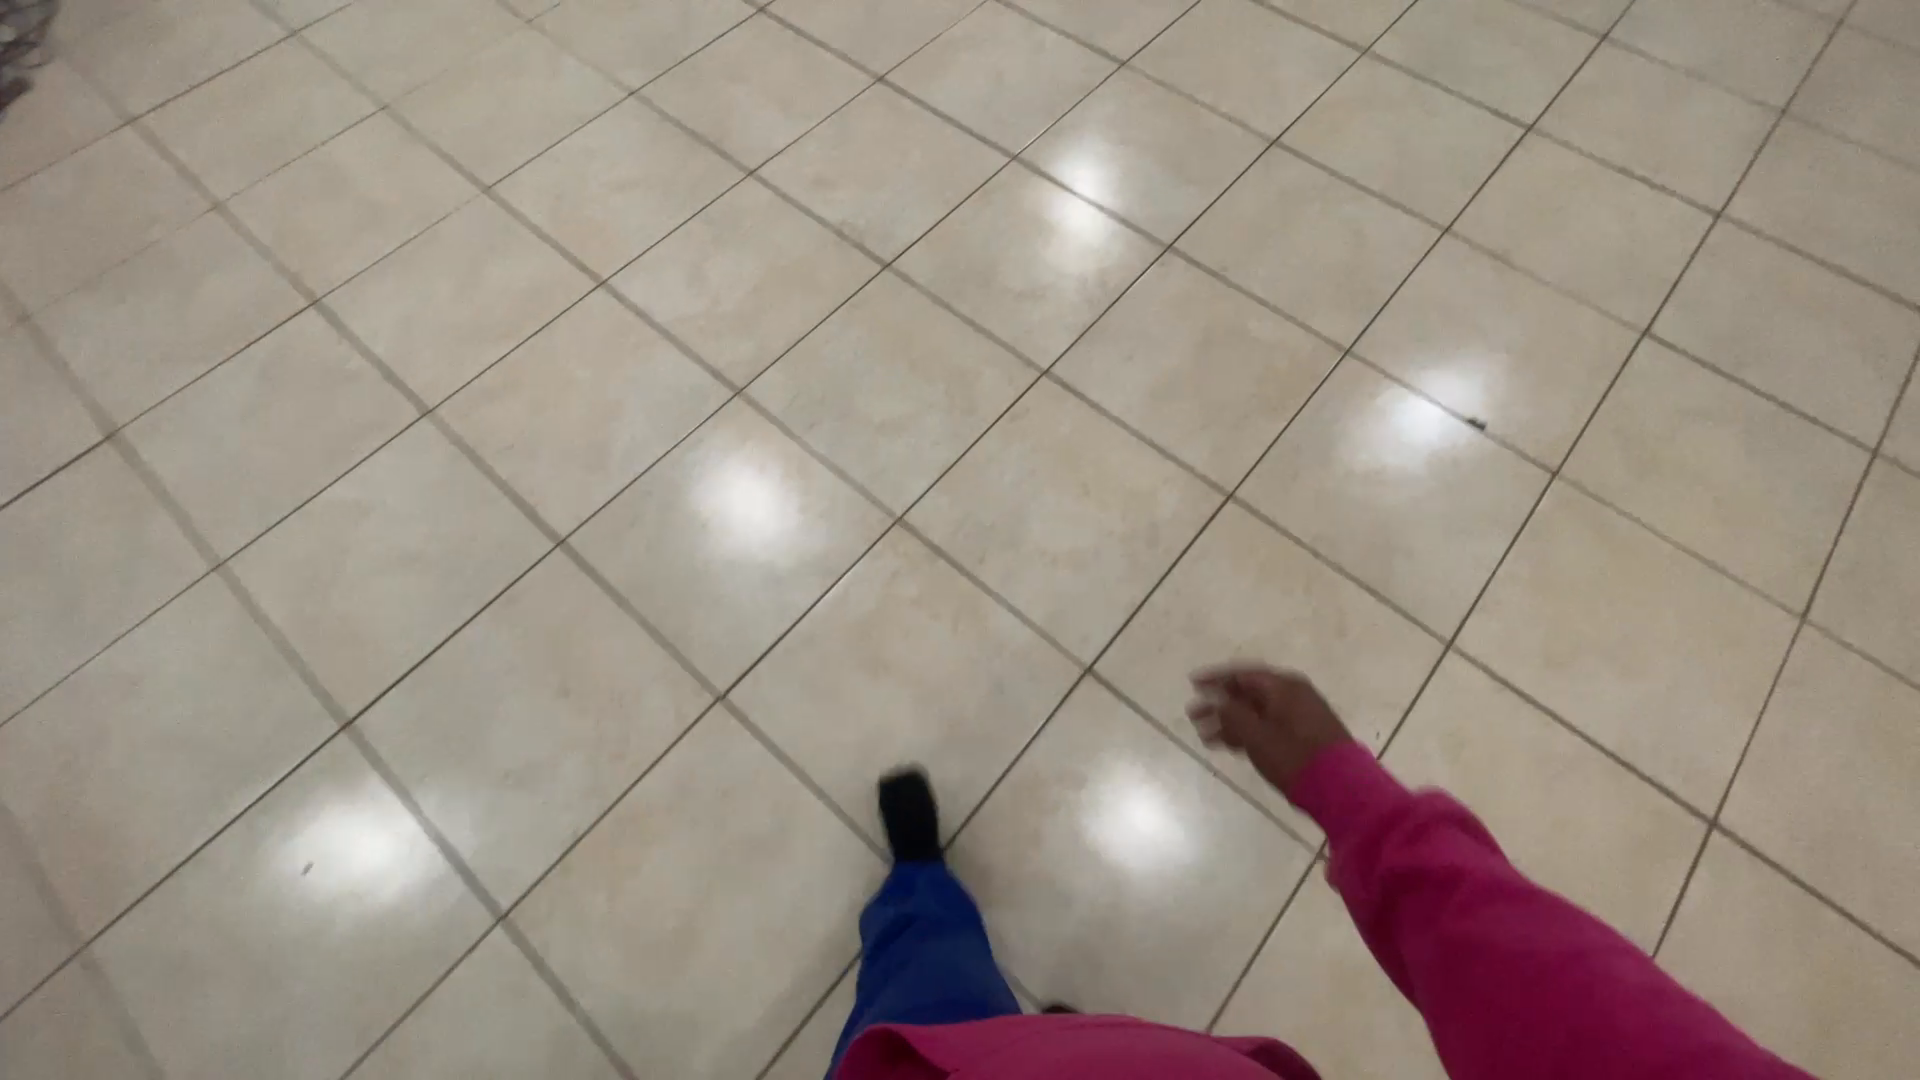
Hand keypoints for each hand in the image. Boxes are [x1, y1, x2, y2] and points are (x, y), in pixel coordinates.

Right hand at [1186, 662, 1350, 794]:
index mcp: (1282, 686)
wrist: (1342, 789)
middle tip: (1194, 714)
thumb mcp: (1255, 734)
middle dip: (1219, 704)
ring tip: (1204, 735)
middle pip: (1247, 693)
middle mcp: (1292, 695)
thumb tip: (1214, 698)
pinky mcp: (1303, 736)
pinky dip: (1246, 733)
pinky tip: (1227, 745)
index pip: (1241, 674)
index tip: (1192, 684)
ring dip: (1229, 722)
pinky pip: (1267, 726)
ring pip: (1256, 712)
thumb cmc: (1293, 756)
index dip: (1214, 678)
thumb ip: (1230, 713)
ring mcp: (1299, 716)